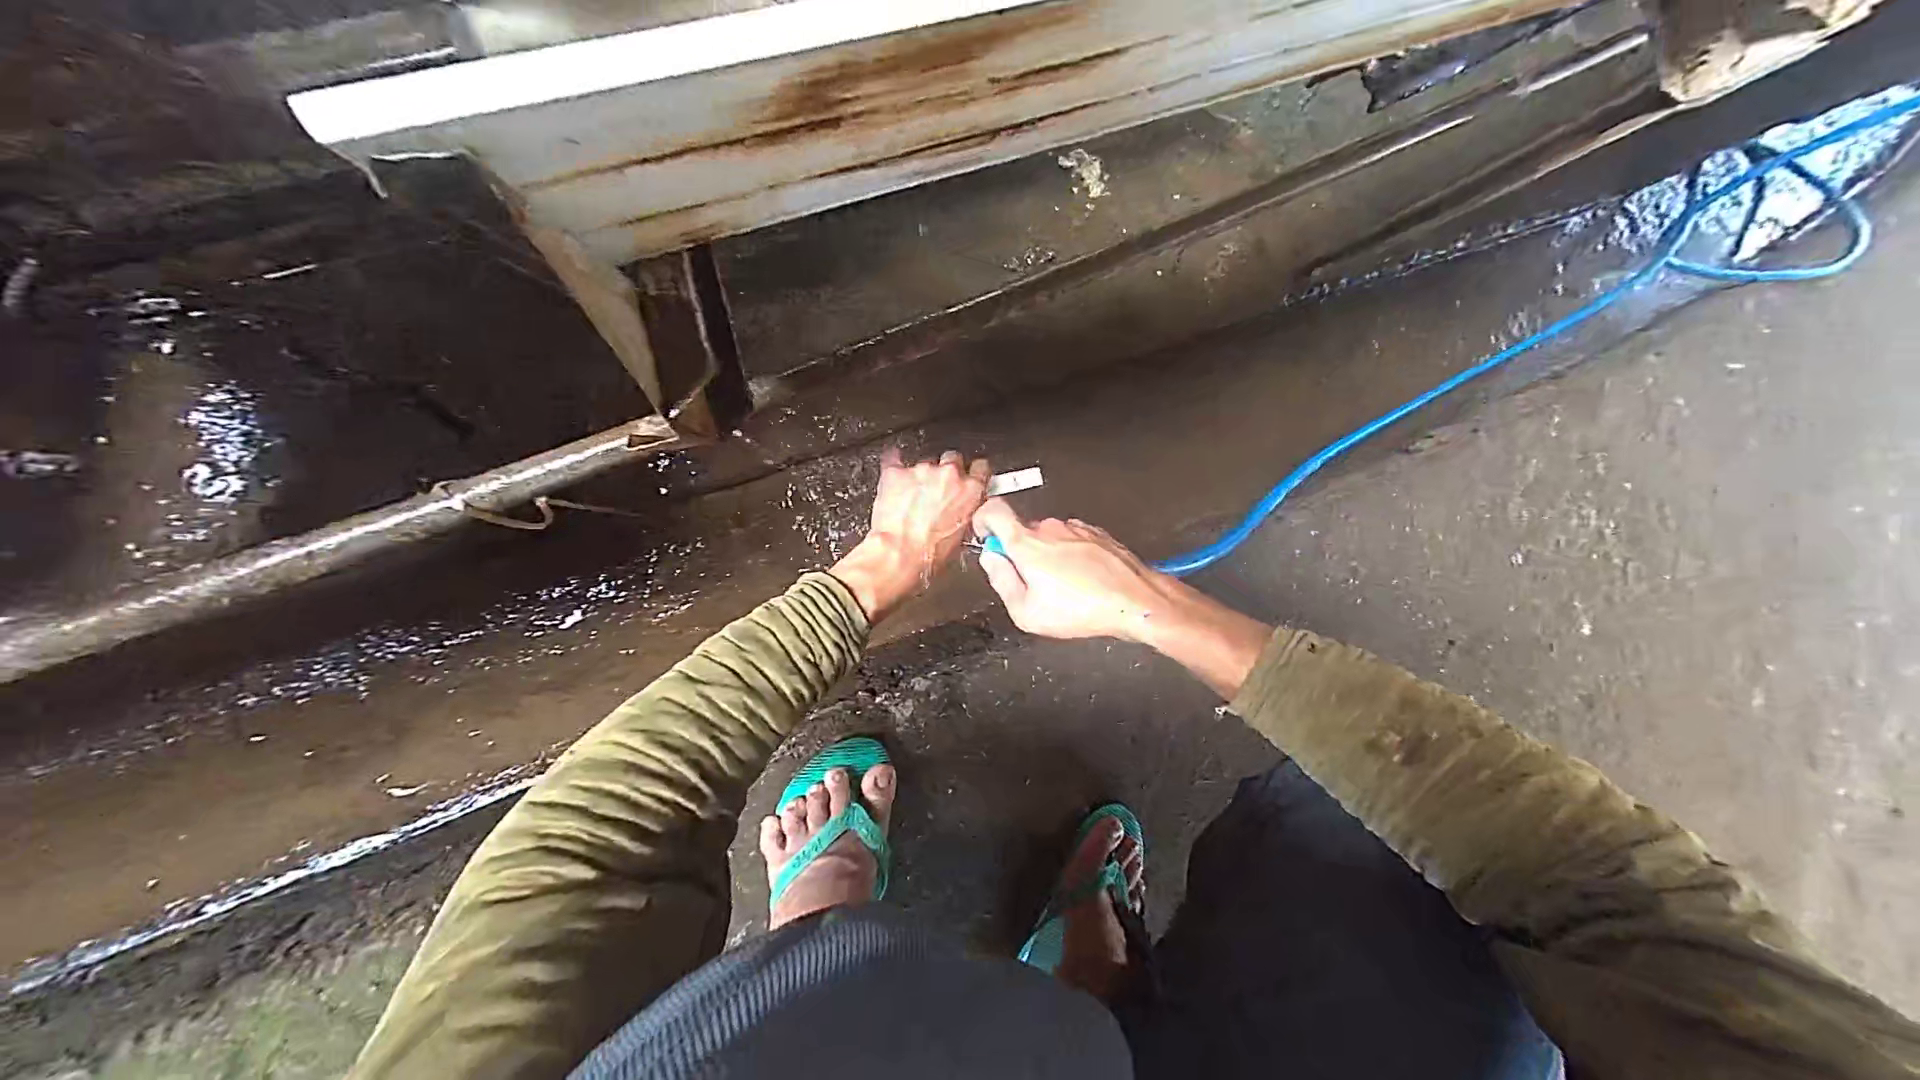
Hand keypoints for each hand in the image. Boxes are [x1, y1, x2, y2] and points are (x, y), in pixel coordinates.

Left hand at [830, 448, 990, 622]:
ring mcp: (922, 470)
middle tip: (936, 493)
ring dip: (920, 479)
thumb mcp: (961, 538)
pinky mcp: (897, 472)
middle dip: (945, 474)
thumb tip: (961, 512)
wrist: (898, 555)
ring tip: (910, 502)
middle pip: (952, 461)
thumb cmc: (928, 555)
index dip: (973, 474)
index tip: (968, 478)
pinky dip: (895, 473)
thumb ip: (966, 513)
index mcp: (971, 491)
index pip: (981, 469)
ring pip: (924, 465)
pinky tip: (894, 486)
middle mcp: (949, 475)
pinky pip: (894, 462)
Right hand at [970, 499, 1180, 642]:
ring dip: (1048, 557)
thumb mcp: (1026, 611)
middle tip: (1031, 584)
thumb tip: (991, 560)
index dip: (982, 521)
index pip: (993, 510)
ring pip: (1048, 537)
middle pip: (1022, 531)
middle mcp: (1050, 528)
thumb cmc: (1083, 609)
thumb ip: (1000, 580)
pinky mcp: (1095, 534)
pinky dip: (1070, 557)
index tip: (985, 536)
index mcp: (1027, 544)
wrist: (1134, 602)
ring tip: (1063, 589)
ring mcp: (1075, 529)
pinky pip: (1071, 541)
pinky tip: (1082, 582)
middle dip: (1021, 553)